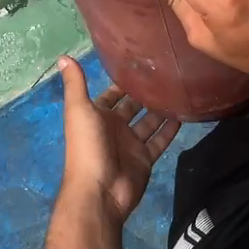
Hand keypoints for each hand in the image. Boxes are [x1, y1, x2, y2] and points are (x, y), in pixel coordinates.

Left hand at [55, 56, 179, 224]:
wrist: (99, 192)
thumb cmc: (87, 147)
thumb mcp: (79, 110)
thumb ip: (75, 84)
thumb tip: (63, 56)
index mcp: (99, 116)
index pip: (113, 94)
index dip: (124, 81)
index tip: (142, 63)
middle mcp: (115, 128)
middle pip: (133, 106)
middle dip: (146, 92)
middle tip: (167, 72)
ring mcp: (131, 144)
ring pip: (149, 121)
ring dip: (161, 108)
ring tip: (180, 88)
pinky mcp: (145, 159)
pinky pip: (160, 140)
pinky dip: (170, 129)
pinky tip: (185, 113)